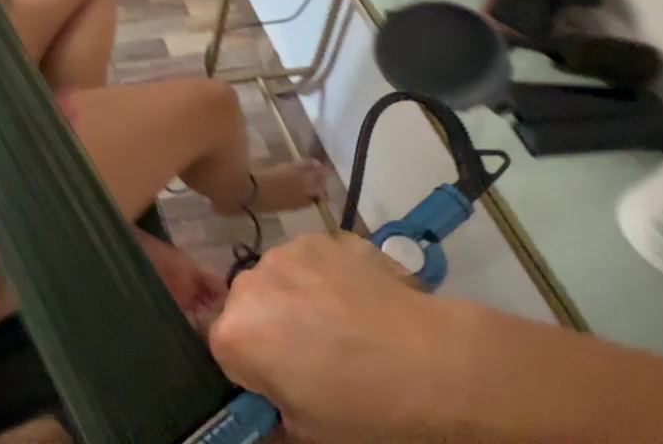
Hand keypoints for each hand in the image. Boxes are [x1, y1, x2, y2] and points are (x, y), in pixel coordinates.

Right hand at [208, 234, 461, 442]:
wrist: (436, 363)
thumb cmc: (366, 407)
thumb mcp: (309, 433)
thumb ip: (271, 417)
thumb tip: (267, 411)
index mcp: (234, 335)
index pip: (225, 354)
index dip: (256, 374)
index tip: (288, 387)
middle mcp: (247, 285)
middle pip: (247, 310)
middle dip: (270, 330)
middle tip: (315, 359)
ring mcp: (284, 254)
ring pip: (276, 282)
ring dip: (293, 300)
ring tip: (340, 327)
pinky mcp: (319, 238)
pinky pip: (306, 262)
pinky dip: (320, 278)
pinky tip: (355, 302)